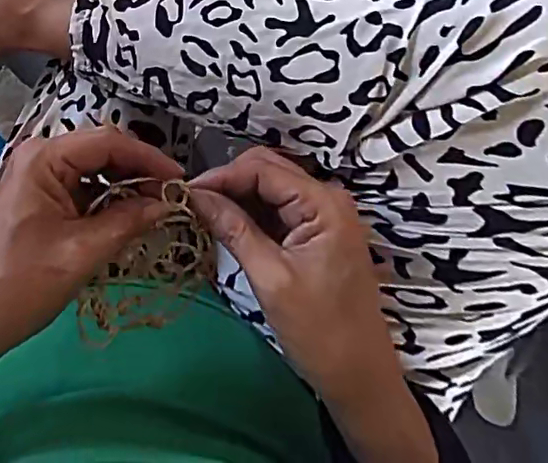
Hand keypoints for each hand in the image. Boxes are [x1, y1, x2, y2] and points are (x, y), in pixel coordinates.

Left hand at [0, 127, 181, 416]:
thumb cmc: (21, 286)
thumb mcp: (81, 253)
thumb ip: (127, 221)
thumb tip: (167, 203)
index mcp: (43, 157)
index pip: (108, 141)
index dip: (148, 158)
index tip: (179, 178)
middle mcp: (39, 155)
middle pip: (102, 150)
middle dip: (139, 170)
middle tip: (172, 193)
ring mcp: (38, 173)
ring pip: (96, 167)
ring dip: (126, 184)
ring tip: (157, 203)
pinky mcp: (41, 193)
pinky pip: (84, 185)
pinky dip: (109, 197)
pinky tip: (131, 212)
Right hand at [190, 148, 434, 462]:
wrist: (361, 379)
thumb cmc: (320, 332)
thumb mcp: (270, 279)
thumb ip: (234, 229)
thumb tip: (196, 196)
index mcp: (323, 202)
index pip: (262, 168)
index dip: (222, 175)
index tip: (186, 191)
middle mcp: (326, 196)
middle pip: (267, 169)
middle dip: (228, 181)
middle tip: (192, 201)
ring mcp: (323, 213)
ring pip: (270, 186)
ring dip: (237, 195)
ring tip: (203, 211)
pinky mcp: (317, 230)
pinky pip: (278, 207)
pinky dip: (251, 211)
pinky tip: (227, 222)